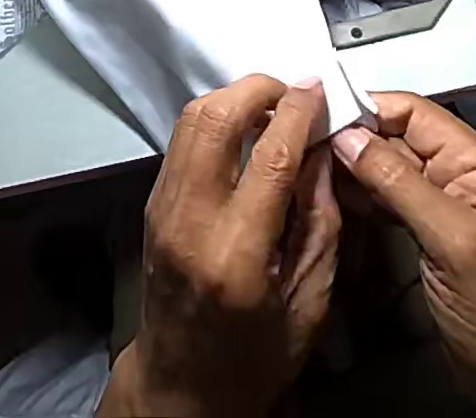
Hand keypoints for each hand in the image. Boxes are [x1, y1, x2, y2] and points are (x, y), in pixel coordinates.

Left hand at [99, 75, 339, 416]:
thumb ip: (321, 213)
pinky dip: (218, 117)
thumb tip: (321, 143)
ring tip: (272, 108)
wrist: (181, 385)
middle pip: (215, 119)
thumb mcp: (310, 294)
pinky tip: (245, 130)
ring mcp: (163, 208)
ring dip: (235, 97)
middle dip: (259, 89)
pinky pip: (184, 136)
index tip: (319, 91)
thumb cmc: (255, 353)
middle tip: (293, 95)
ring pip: (192, 118)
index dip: (299, 112)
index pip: (270, 156)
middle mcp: (189, 221)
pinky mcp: (154, 201)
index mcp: (235, 255)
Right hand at [332, 93, 475, 417]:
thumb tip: (348, 134)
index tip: (324, 110)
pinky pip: (399, 205)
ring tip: (313, 164)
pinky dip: (370, 199)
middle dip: (358, 138)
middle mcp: (466, 177)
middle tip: (307, 140)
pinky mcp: (438, 239)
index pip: (420, 115)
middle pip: (404, 140)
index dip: (372, 107)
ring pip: (397, 172)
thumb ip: (400, 183)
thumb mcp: (454, 242)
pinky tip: (339, 197)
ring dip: (359, 169)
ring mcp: (451, 210)